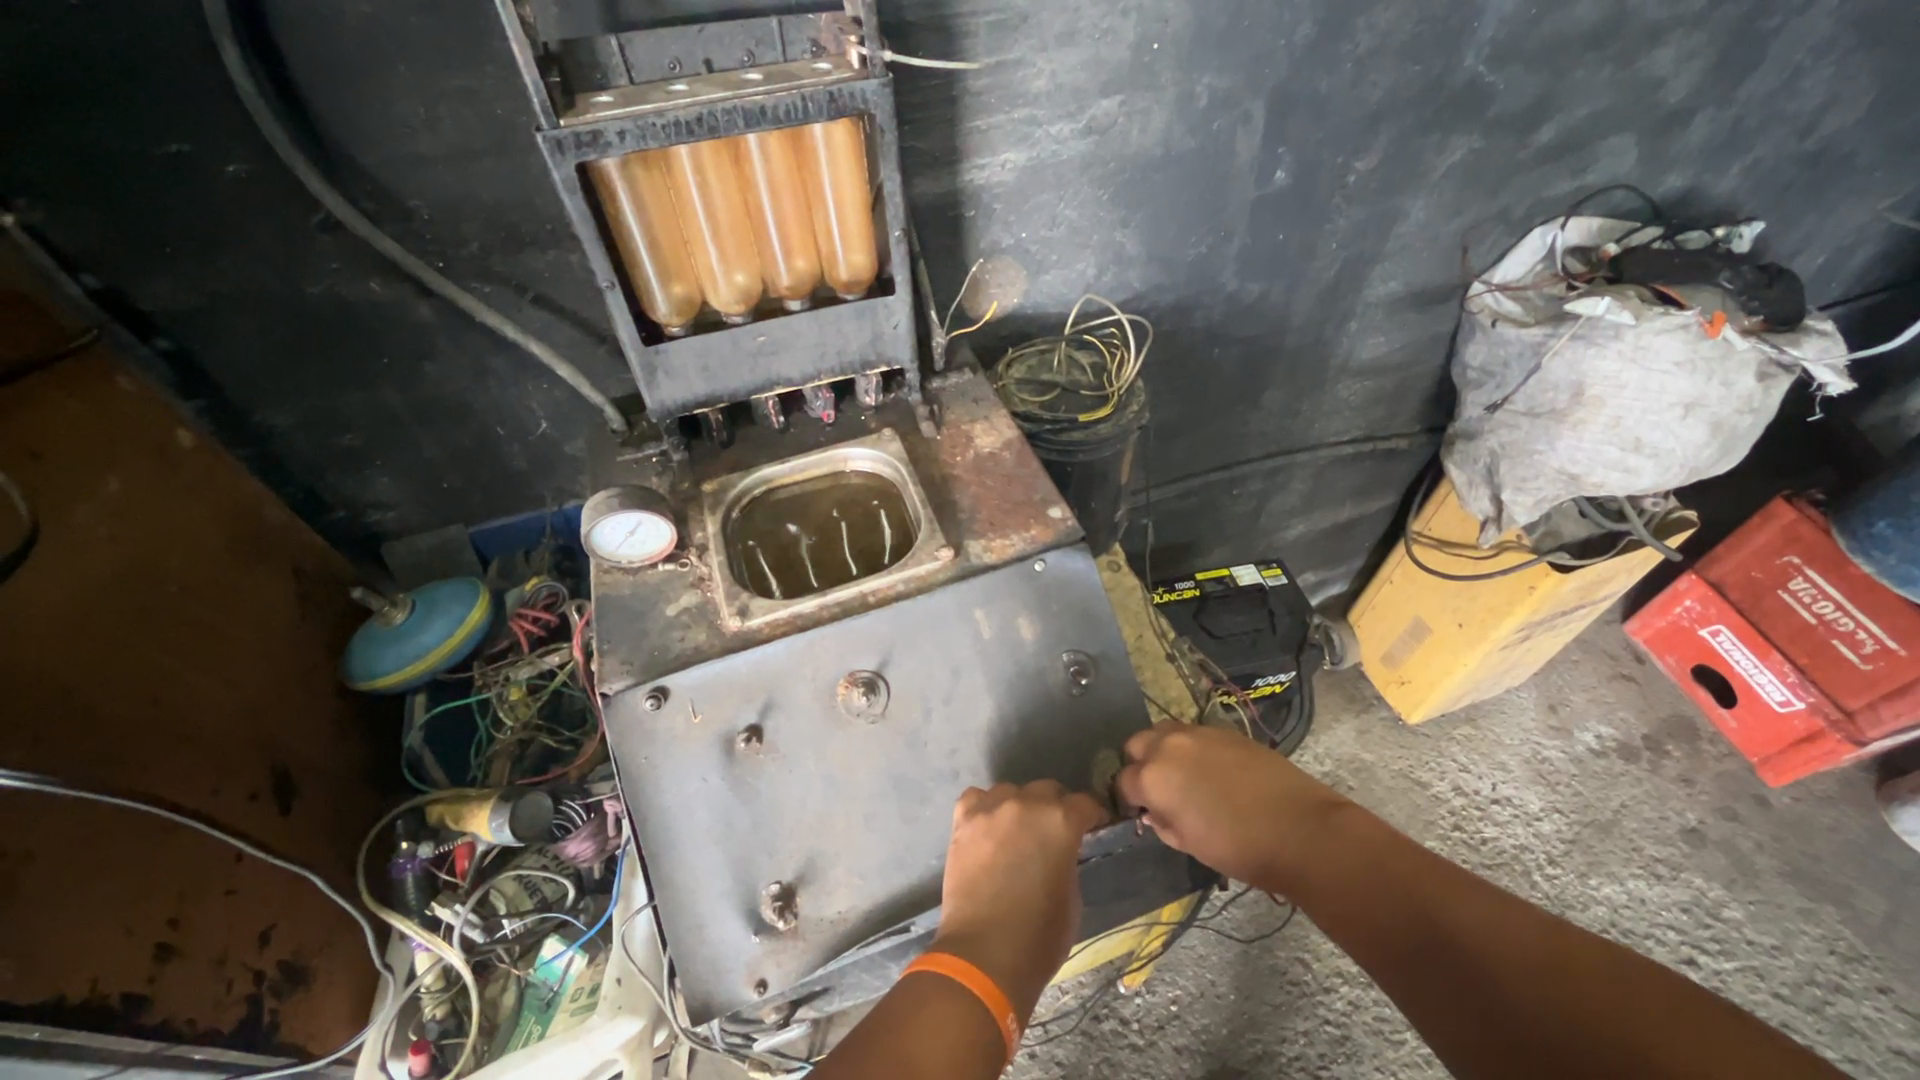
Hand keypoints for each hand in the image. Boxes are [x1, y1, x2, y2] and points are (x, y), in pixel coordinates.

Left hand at [931, 781, 1109, 1019]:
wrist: (984, 954)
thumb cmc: (1039, 937)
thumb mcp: (1072, 896)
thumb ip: (1068, 859)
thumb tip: (1061, 851)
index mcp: (1061, 822)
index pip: (1084, 804)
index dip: (1092, 816)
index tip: (1093, 828)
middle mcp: (1026, 805)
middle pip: (1047, 790)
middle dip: (1056, 807)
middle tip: (1055, 833)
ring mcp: (991, 810)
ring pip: (1011, 791)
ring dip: (1020, 806)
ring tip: (1019, 831)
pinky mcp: (963, 822)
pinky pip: (977, 799)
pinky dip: (986, 808)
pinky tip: (989, 828)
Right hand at [1116, 721, 1347, 889]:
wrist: (1300, 829)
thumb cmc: (1238, 848)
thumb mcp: (1188, 843)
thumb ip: (1162, 822)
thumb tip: (1154, 812)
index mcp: (1153, 777)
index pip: (1123, 782)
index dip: (1131, 799)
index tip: (1143, 811)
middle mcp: (1168, 746)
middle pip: (1137, 744)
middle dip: (1141, 764)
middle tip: (1160, 789)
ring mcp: (1199, 733)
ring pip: (1165, 732)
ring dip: (1165, 750)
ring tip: (1184, 775)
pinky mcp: (1226, 731)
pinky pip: (1196, 734)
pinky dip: (1194, 748)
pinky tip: (1213, 771)